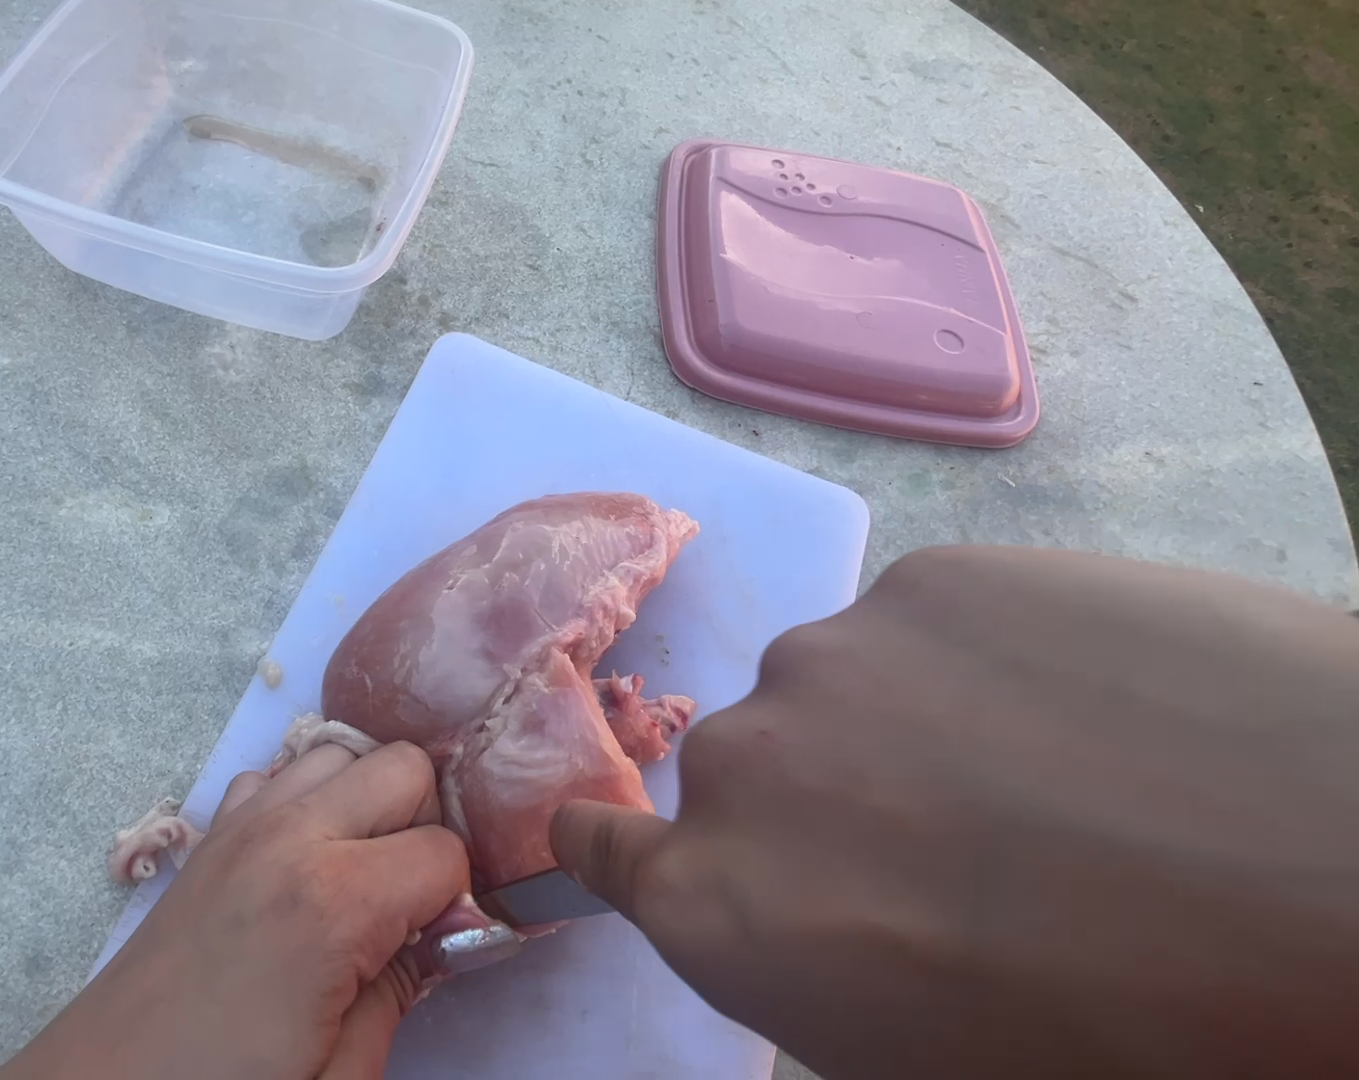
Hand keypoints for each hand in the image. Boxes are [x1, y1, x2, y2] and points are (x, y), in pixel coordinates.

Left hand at [0, 742, 469, 1079]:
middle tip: (404, 893)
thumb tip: (452, 928)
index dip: (457, 897)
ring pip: (341, 752)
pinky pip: (279, 772)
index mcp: (337, 900)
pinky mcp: (214, 827)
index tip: (441, 935)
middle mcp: (295, 832)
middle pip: (402, 766)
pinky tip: (298, 857)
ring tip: (355, 866)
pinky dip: (304, 797)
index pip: (445, 852)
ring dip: (364, 799)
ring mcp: (247, 818)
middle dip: (422, 823)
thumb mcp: (341, 1070)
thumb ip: (405, 982)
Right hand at [551, 546, 1358, 1079]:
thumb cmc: (1149, 1050)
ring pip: (828, 691)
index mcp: (722, 902)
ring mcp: (828, 652)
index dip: (612, 841)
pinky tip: (1088, 699)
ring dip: (892, 726)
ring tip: (1045, 766)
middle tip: (955, 844)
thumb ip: (808, 968)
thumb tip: (797, 903)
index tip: (626, 837)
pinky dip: (969, 663)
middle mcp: (739, 763)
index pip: (597, 845)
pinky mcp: (932, 576)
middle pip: (741, 772)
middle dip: (815, 804)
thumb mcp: (928, 1058)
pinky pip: (914, 628)